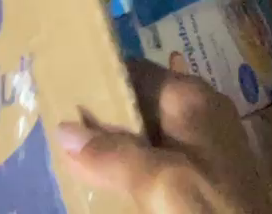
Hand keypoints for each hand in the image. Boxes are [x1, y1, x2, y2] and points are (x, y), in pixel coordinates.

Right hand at [57, 60, 271, 213]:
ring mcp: (205, 144)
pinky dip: (135, 165)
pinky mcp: (205, 175)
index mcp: (191, 97)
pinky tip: (111, 182)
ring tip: (75, 154)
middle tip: (61, 127)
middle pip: (141, 102)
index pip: (137, 71)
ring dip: (117, 144)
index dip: (99, 78)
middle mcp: (200, 111)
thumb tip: (62, 129)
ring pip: (149, 132)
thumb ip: (113, 157)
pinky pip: (160, 157)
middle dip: (104, 116)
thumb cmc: (210, 211)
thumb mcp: (159, 185)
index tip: (62, 88)